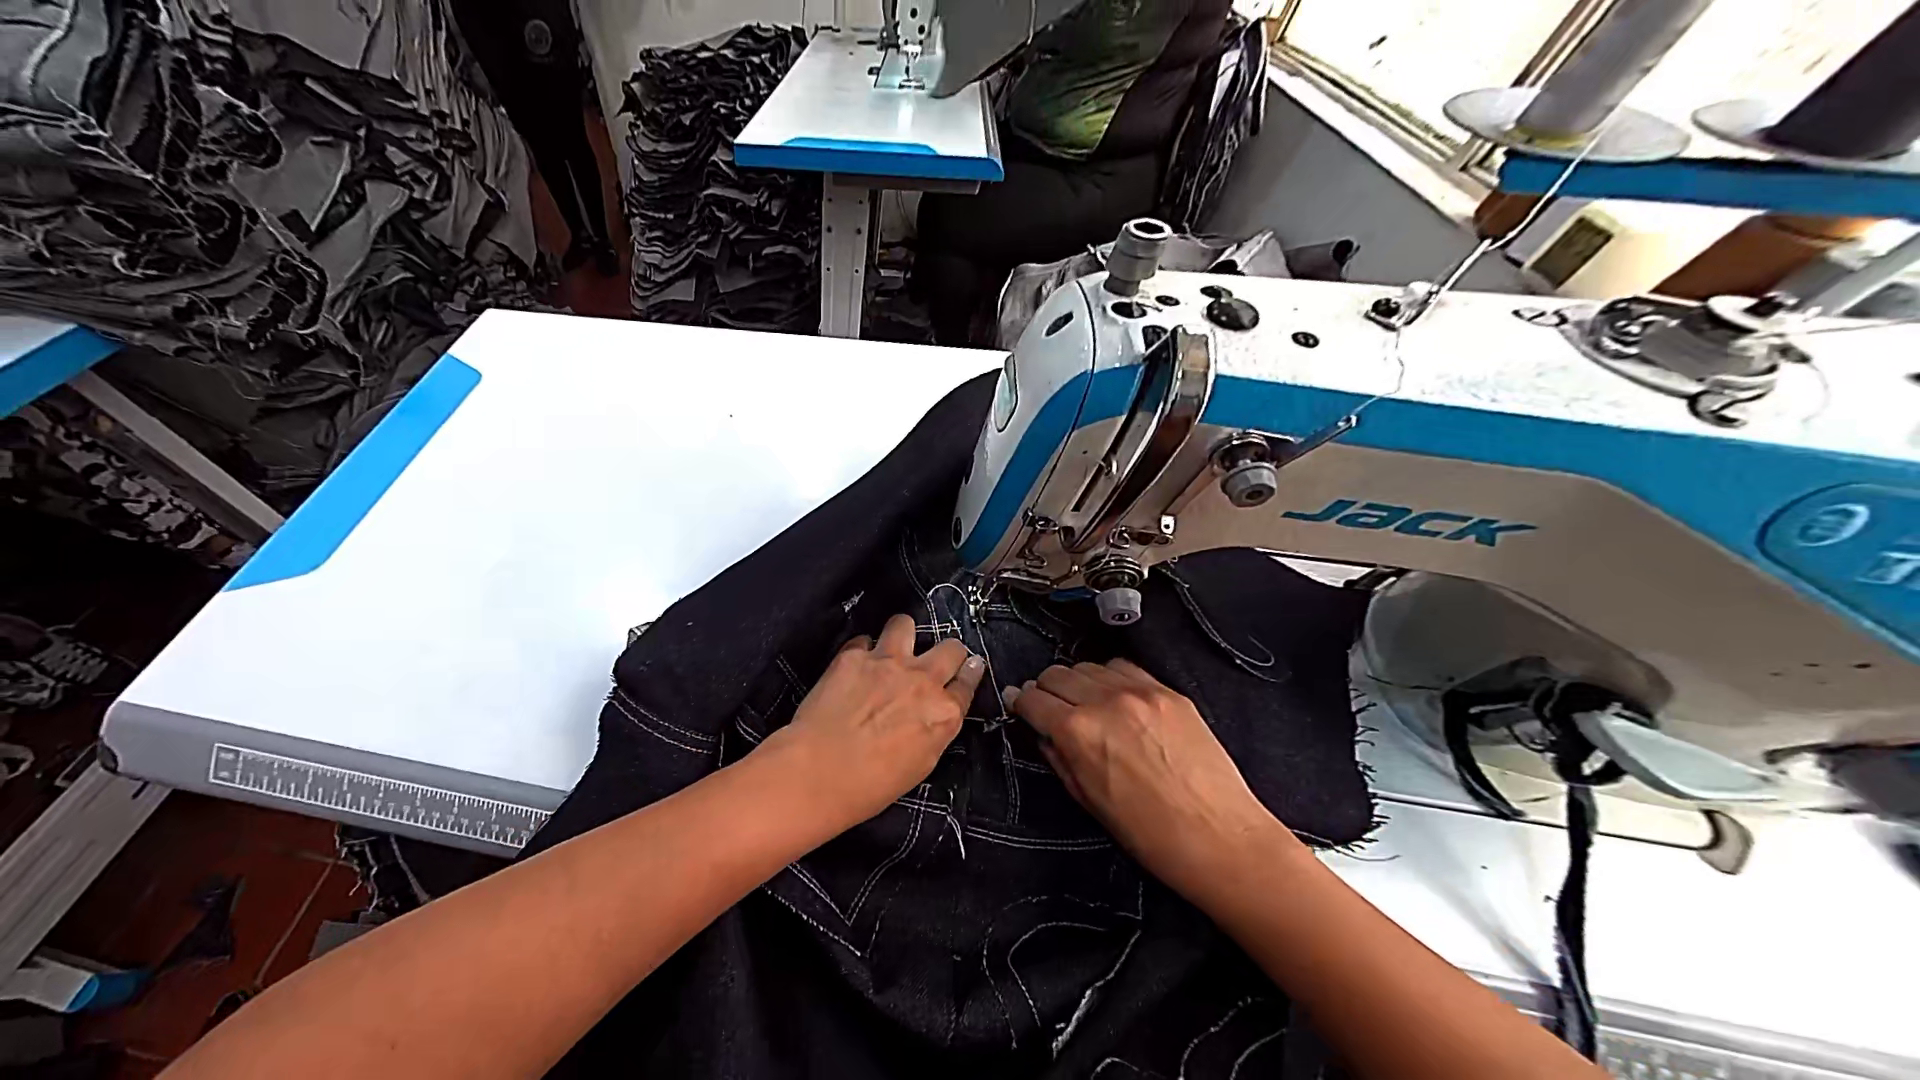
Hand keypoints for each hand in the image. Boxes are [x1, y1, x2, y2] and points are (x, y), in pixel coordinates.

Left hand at [760, 614, 983, 829]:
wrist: (818, 774)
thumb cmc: (870, 785)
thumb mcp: (921, 765)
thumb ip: (935, 730)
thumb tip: (935, 714)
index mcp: (944, 713)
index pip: (968, 682)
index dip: (970, 672)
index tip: (970, 667)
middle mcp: (922, 681)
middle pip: (951, 648)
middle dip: (949, 652)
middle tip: (935, 661)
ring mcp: (888, 663)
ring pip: (906, 624)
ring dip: (903, 635)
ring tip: (893, 648)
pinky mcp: (853, 656)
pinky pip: (863, 639)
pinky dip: (861, 651)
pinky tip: (854, 667)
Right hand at [1004, 659, 1296, 901]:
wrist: (1221, 838)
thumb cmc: (1154, 835)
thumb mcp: (1089, 801)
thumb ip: (1058, 758)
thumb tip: (1041, 732)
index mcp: (1079, 732)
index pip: (1033, 698)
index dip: (1020, 702)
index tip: (1019, 705)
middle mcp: (1106, 702)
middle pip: (1056, 674)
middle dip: (1044, 690)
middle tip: (1047, 706)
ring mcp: (1140, 692)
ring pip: (1089, 666)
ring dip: (1076, 681)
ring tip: (1081, 703)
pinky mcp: (1168, 692)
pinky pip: (1125, 668)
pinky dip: (1110, 677)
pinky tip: (1113, 697)